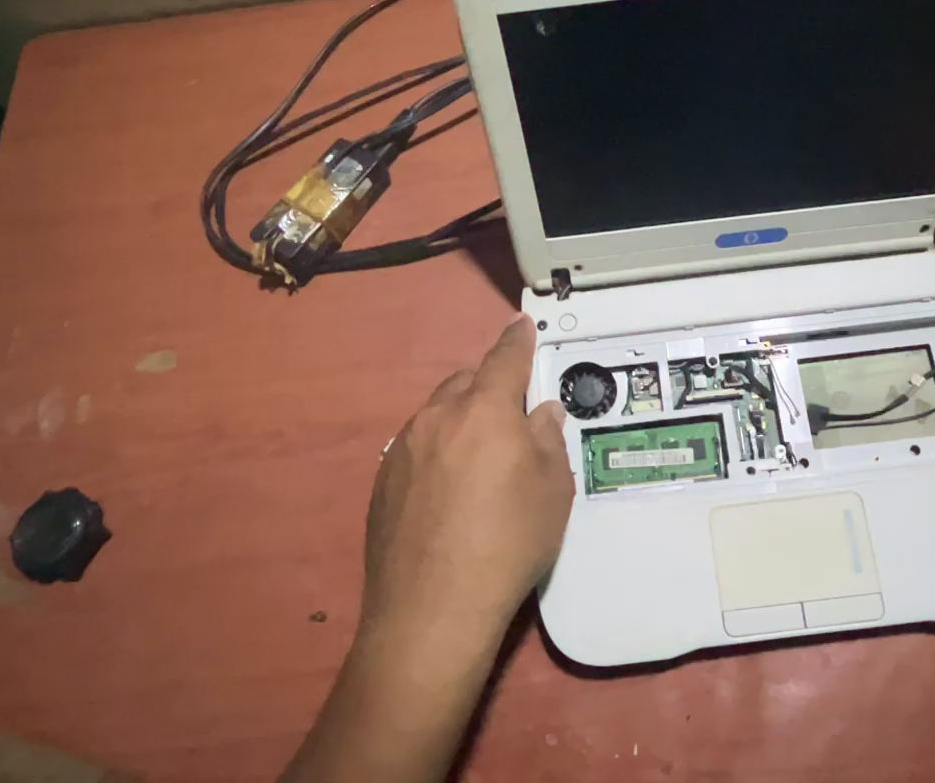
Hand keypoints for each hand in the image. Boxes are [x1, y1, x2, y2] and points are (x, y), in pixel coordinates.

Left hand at [360, 317, 573, 639]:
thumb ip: (547, 440)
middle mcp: (438, 416)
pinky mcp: (382, 480)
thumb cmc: (508, 543)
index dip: (517, 339)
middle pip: (466, 381)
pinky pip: (417, 445)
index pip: (505, 358)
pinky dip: (437, 449)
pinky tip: (448, 489)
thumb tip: (539, 412)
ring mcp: (403, 448)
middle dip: (489, 384)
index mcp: (485, 409)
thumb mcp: (552, 490)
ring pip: (438, 412)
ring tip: (479, 457)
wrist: (432, 609)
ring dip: (461, 418)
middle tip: (510, 413)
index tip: (521, 324)